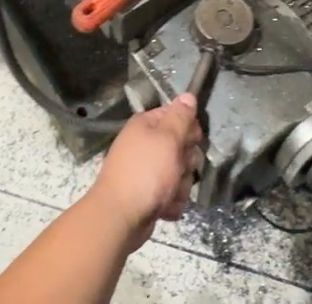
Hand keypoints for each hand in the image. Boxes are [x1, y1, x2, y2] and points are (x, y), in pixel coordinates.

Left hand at [83, 92, 204, 249]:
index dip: (189, 130)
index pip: (177, 117)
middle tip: (177, 169)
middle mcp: (145, 145)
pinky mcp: (149, 195)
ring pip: (180, 174)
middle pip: (182, 148)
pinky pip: (172, 195)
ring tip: (168, 193)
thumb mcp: (167, 139)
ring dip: (180, 187)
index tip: (191, 141)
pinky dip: (172, 203)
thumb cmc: (145, 172)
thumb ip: (180, 118)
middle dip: (186, 163)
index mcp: (146, 126)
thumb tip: (188, 95)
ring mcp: (146, 171)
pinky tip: (164, 208)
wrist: (120, 216)